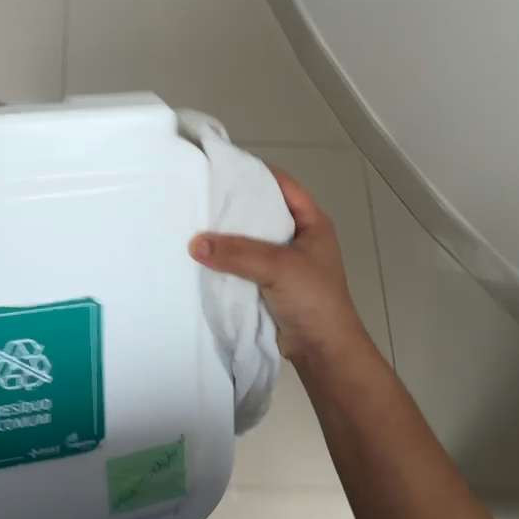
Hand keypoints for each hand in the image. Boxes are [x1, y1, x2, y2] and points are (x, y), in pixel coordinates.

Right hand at [190, 167, 373, 364]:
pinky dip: (225, 259)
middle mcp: (298, 237)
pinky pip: (243, 263)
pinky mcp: (269, 284)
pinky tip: (201, 253)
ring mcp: (283, 262)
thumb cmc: (314, 299)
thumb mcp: (278, 267)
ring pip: (249, 239)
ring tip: (193, 220)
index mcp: (312, 222)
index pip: (281, 184)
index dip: (254, 172)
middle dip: (234, 204)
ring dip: (227, 235)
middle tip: (200, 193)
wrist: (324, 351)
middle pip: (262, 210)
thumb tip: (194, 242)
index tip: (221, 166)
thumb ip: (237, 252)